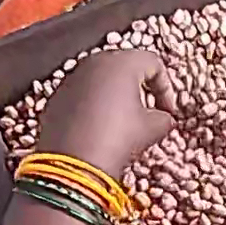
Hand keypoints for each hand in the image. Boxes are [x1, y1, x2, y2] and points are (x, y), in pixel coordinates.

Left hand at [36, 50, 178, 175]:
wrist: (75, 162)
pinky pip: (82, 96)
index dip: (167, 88)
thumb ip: (164, 118)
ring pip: (101, 81)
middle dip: (140, 90)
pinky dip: (95, 108)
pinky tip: (99, 131)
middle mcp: (94, 62)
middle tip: (148, 114)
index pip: (153, 63)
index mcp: (122, 62)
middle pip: (125, 68)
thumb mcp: (151, 129)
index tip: (169, 112)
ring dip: (116, 98)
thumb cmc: (119, 138)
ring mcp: (71, 79)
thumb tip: (164, 118)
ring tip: (123, 124)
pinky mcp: (56, 97)